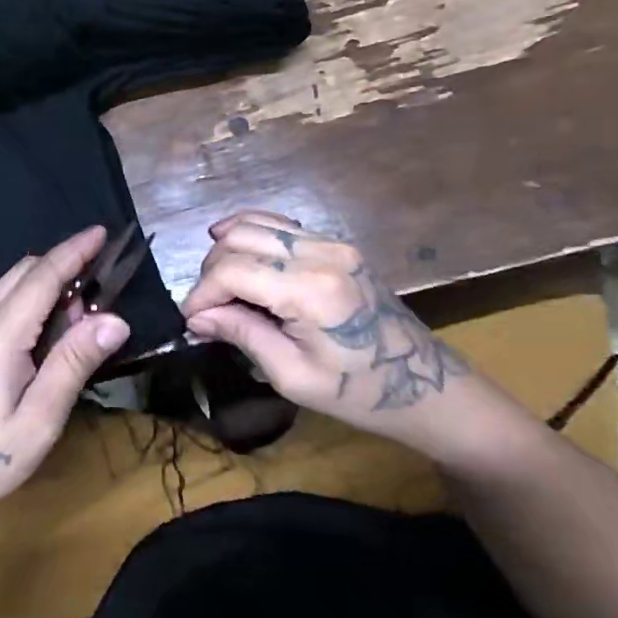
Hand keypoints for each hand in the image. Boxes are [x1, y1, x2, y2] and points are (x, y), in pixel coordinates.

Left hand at [0, 226, 129, 553]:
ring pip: (6, 289)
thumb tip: (114, 319)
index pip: (42, 276)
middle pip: (22, 274)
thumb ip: (74, 362)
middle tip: (99, 294)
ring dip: (42, 289)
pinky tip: (38, 339)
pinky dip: (23, 305)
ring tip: (75, 323)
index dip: (74, 251)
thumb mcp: (40, 419)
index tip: (102, 231)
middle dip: (62, 269)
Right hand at [180, 210, 536, 464]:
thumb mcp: (291, 376)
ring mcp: (332, 243)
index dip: (202, 293)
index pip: (232, 270)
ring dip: (226, 251)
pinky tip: (234, 250)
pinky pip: (279, 224)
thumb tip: (196, 317)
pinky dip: (249, 234)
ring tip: (220, 286)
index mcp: (311, 290)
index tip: (190, 320)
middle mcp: (321, 254)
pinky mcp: (336, 244)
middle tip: (207, 309)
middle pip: (238, 240)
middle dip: (210, 272)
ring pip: (255, 224)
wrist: (427, 387)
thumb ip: (241, 334)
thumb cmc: (358, 394)